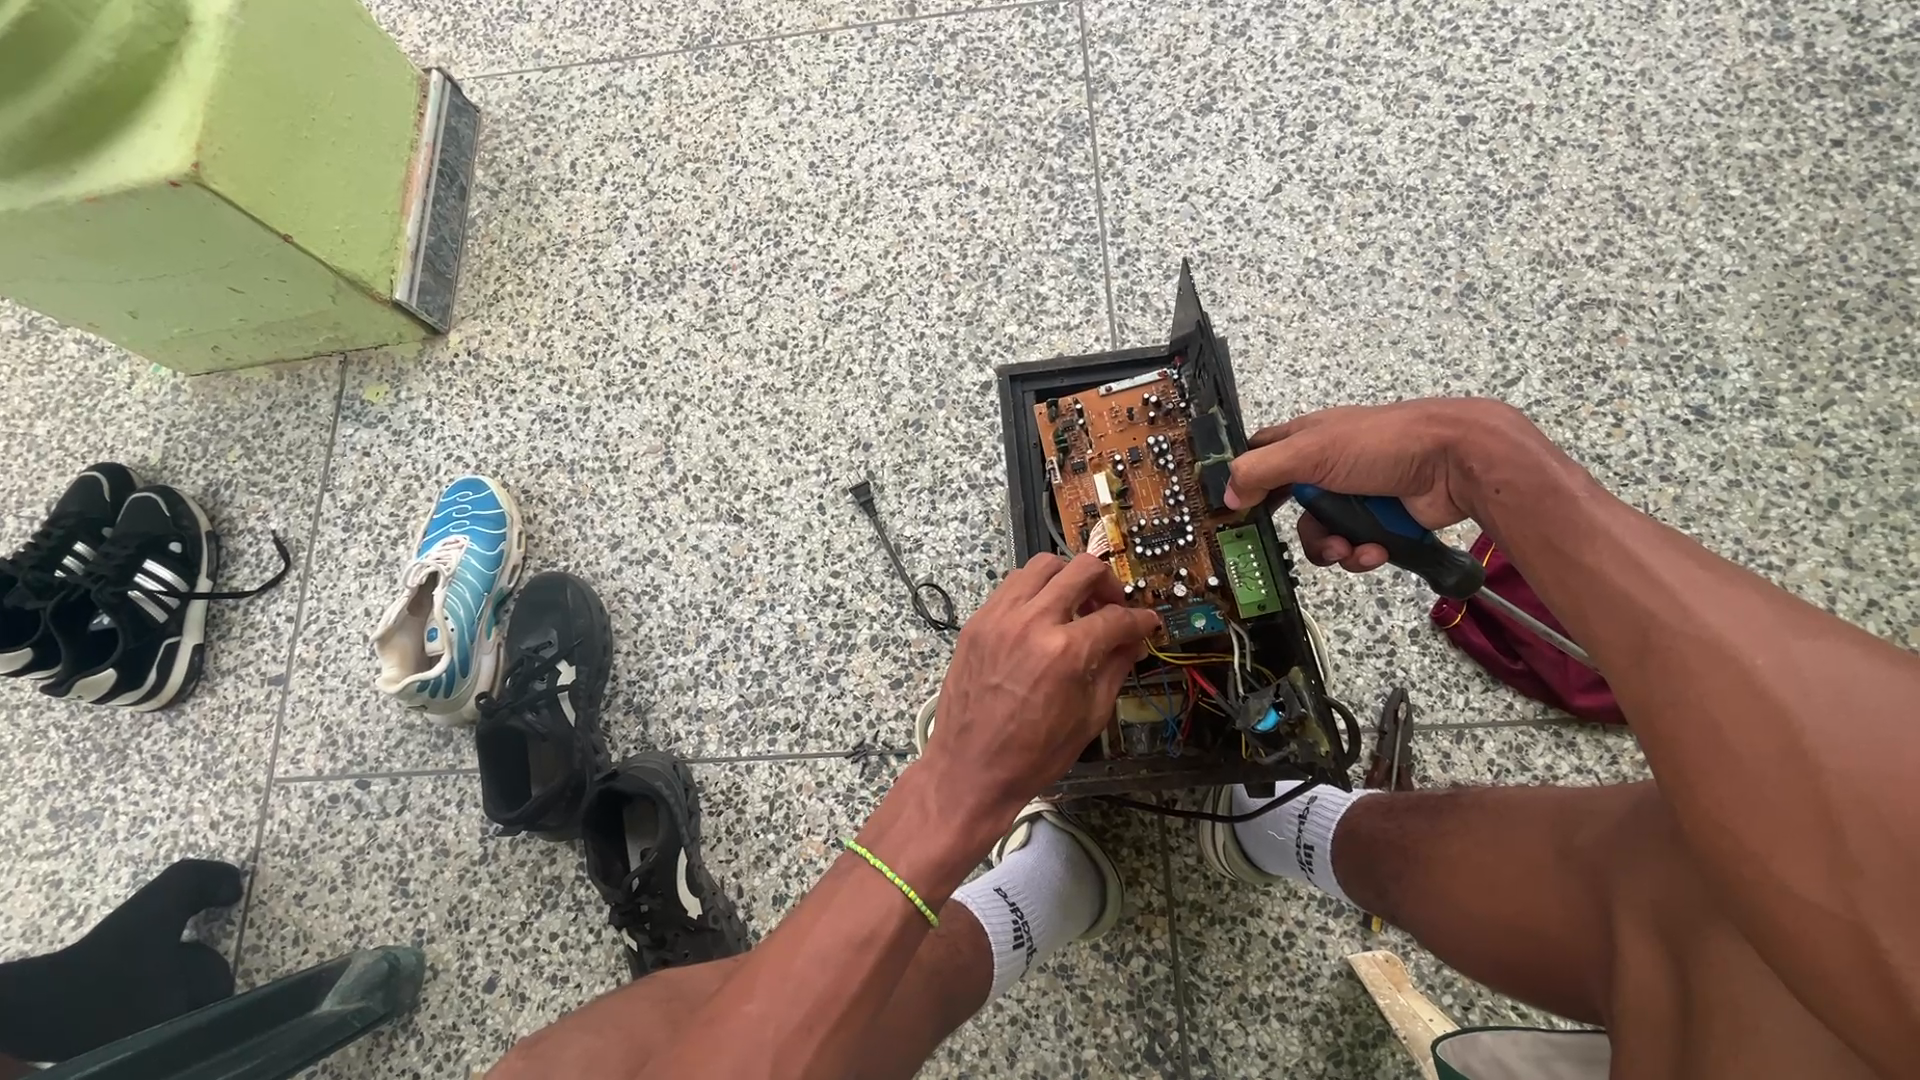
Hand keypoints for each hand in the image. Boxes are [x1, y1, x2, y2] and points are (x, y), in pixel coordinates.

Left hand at [925, 554, 1161, 819]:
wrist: (970, 769)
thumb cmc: (1034, 754)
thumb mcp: (1090, 716)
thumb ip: (1116, 668)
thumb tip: (1133, 641)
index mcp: (1066, 651)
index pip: (1117, 618)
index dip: (1141, 620)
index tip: (1148, 624)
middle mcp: (1032, 622)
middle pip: (1082, 568)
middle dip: (1108, 583)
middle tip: (1112, 606)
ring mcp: (999, 617)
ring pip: (1043, 565)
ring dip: (1067, 577)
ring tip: (1075, 605)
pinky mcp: (977, 622)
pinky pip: (1012, 585)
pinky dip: (1035, 591)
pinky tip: (1042, 616)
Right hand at [1224, 399, 1553, 572]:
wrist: (1458, 463)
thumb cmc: (1382, 444)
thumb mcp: (1310, 451)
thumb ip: (1260, 471)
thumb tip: (1227, 497)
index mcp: (1309, 440)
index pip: (1263, 457)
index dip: (1247, 481)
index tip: (1238, 509)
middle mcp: (1330, 467)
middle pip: (1293, 510)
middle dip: (1302, 530)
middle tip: (1310, 536)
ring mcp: (1358, 496)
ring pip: (1324, 535)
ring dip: (1333, 548)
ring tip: (1352, 548)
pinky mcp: (1384, 522)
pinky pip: (1357, 548)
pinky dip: (1363, 553)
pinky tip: (1377, 549)